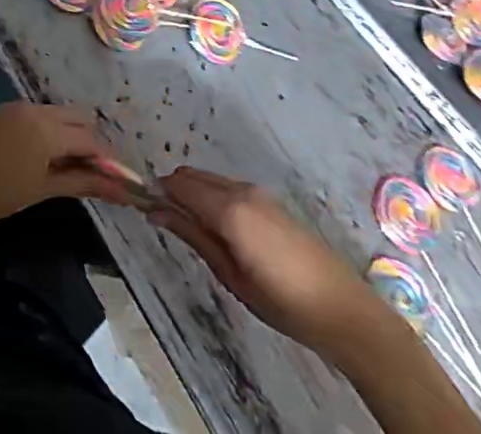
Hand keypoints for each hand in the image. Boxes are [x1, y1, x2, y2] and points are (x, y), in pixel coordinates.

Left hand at [0, 102, 131, 226]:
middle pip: (80, 118)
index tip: (114, 179)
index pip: (92, 139)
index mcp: (48, 130)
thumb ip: (84, 183)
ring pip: (61, 113)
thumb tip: (123, 190)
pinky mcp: (7, 109)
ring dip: (70, 134)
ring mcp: (20, 106)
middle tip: (87, 172)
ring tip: (64, 165)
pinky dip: (51, 129)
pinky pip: (41, 113)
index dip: (106, 160)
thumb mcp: (41, 190)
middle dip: (89, 142)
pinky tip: (43, 154)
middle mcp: (38, 109)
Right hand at [150, 167, 385, 355]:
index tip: (144, 210)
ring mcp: (258, 192)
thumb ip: (192, 235)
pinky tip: (217, 230)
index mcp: (229, 208)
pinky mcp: (270, 201)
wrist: (336, 304)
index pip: (180, 184)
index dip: (158, 193)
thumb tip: (156, 210)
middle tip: (164, 224)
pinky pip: (229, 188)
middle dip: (174, 191)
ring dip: (193, 194)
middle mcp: (242, 189)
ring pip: (211, 180)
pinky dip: (213, 198)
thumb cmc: (277, 298)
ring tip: (190, 233)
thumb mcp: (228, 272)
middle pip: (194, 176)